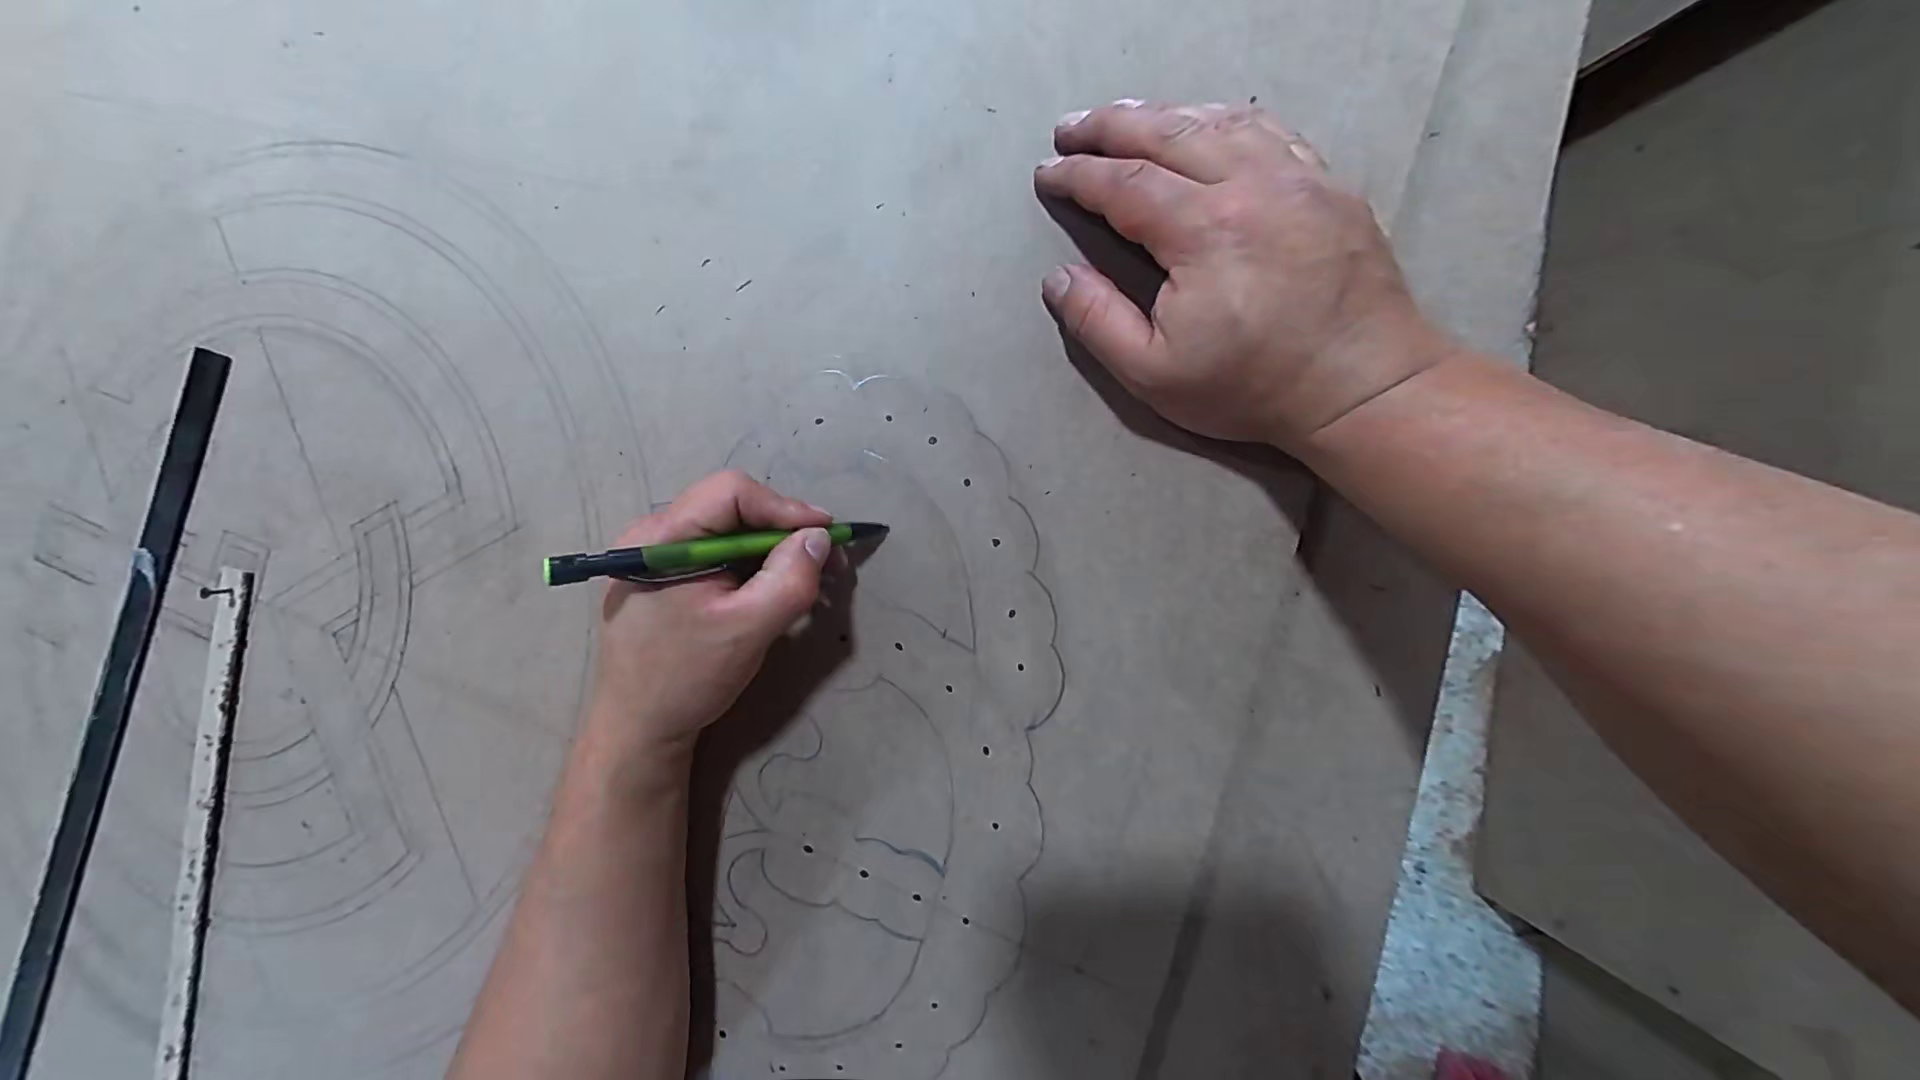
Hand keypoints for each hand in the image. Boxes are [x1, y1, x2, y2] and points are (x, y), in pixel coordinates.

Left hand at [580, 470, 833, 770]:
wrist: (639, 730)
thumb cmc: (687, 678)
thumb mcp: (749, 628)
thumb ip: (790, 579)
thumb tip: (820, 537)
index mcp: (662, 539)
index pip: (731, 493)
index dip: (785, 507)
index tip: (826, 534)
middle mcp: (655, 536)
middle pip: (734, 510)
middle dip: (787, 532)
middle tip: (828, 560)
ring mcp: (661, 557)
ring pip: (732, 533)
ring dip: (777, 551)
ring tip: (814, 579)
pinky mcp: (670, 578)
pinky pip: (722, 556)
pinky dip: (758, 567)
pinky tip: (782, 590)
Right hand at [1034, 101, 1456, 452]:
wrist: (1361, 388)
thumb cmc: (1250, 388)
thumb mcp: (1153, 374)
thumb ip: (1097, 322)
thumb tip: (1058, 278)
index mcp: (1204, 231)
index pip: (1123, 184)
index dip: (1078, 176)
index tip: (1047, 173)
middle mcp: (1252, 185)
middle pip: (1168, 134)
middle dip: (1109, 127)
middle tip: (1069, 127)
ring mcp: (1299, 179)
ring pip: (1219, 122)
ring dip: (1164, 114)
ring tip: (1125, 118)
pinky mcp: (1330, 187)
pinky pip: (1269, 131)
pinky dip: (1224, 120)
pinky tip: (1205, 125)